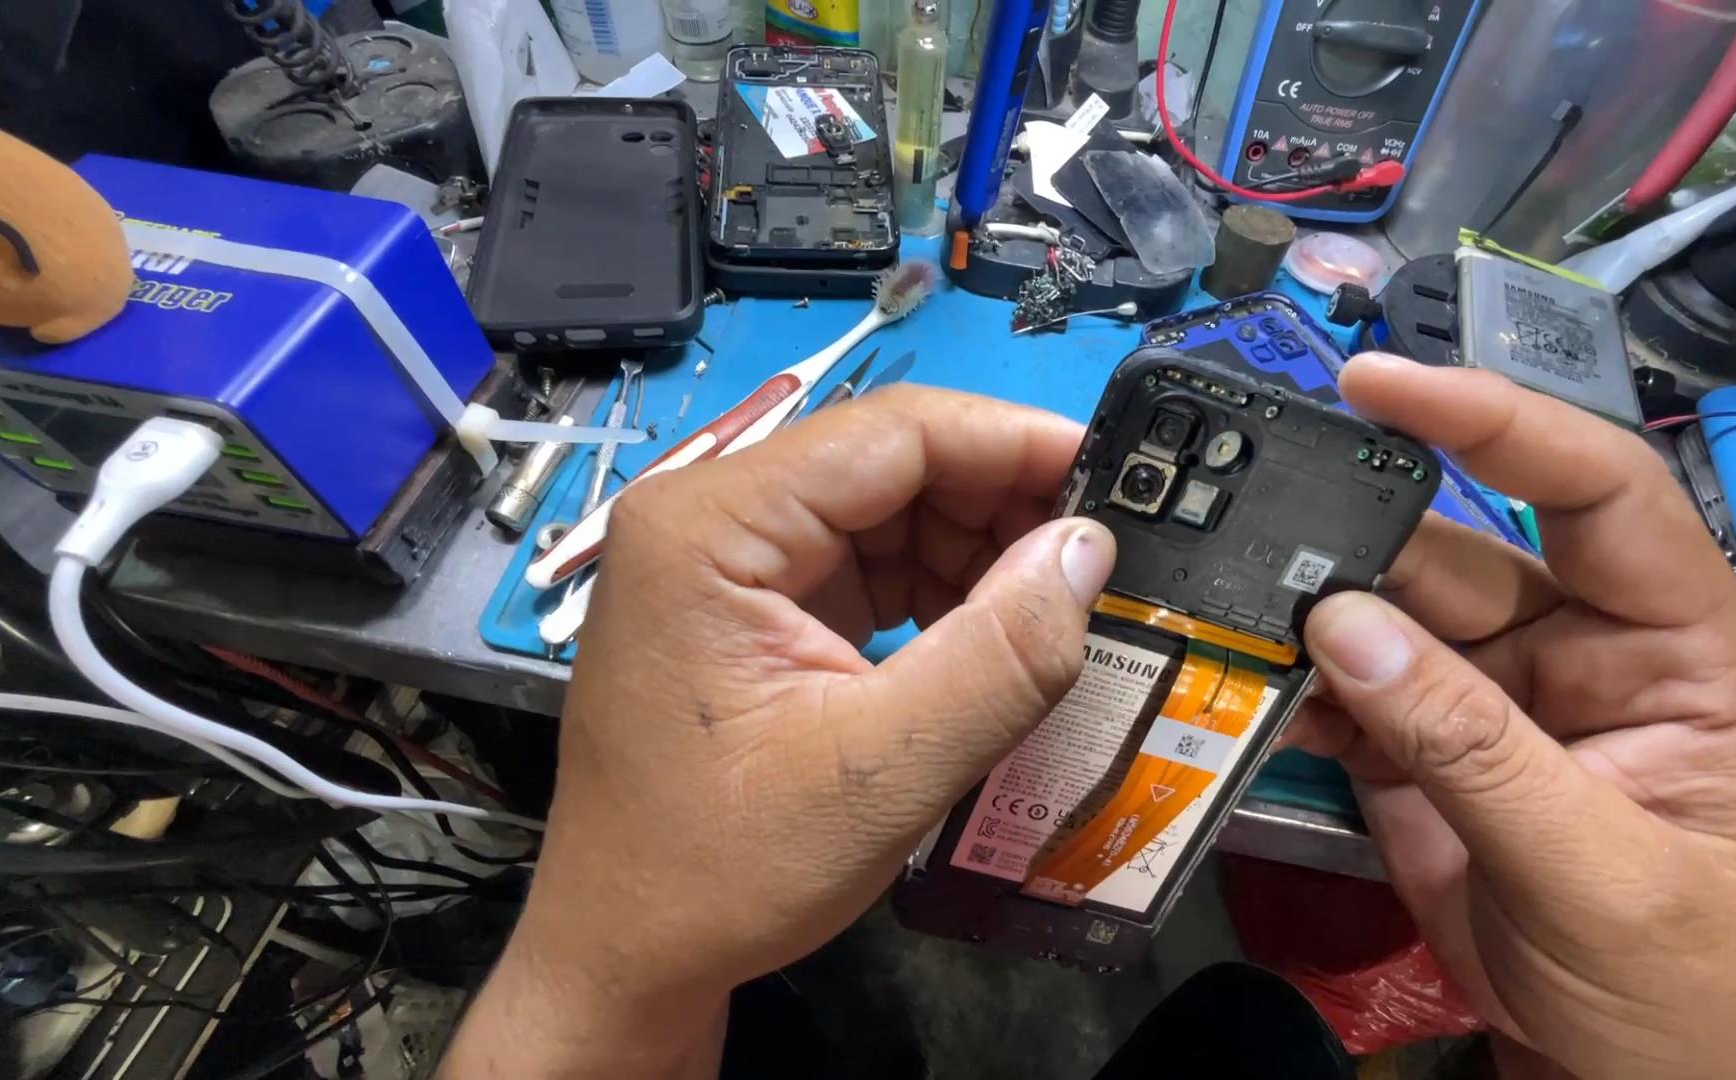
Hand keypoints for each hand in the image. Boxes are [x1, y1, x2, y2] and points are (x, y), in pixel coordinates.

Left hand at [442, 386, 1115, 1078]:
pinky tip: (986, 630)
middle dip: (998, 501)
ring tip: (1047, 604)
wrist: (628, 952)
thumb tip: (1088, 550)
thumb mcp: (880, 771)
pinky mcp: (762, 597)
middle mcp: (714, 515)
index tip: (1108, 473)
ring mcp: (737, 555)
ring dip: (977, 547)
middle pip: (890, 464)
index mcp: (711, 524)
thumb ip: (999, 657)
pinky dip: (941, 585)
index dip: (1009, 442)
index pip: (889, 434)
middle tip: (1091, 555)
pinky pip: (872, 558)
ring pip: (890, 508)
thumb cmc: (723, 871)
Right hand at [1289, 355, 1735, 1078]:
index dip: (1491, 422)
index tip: (1377, 383)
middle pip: (1444, 556)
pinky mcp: (1409, 732)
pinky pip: (1338, 683)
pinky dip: (1290, 682)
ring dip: (1304, 615)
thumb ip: (1469, 743)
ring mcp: (1476, 688)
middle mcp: (1567, 642)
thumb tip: (1340, 625)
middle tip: (1249, 530)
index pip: (1595, 491)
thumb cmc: (1686, 990)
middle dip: (1351, 546)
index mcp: (1671, 645)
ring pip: (1373, 615)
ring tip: (1232, 610)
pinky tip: (1248, 686)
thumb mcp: (1601, 870)